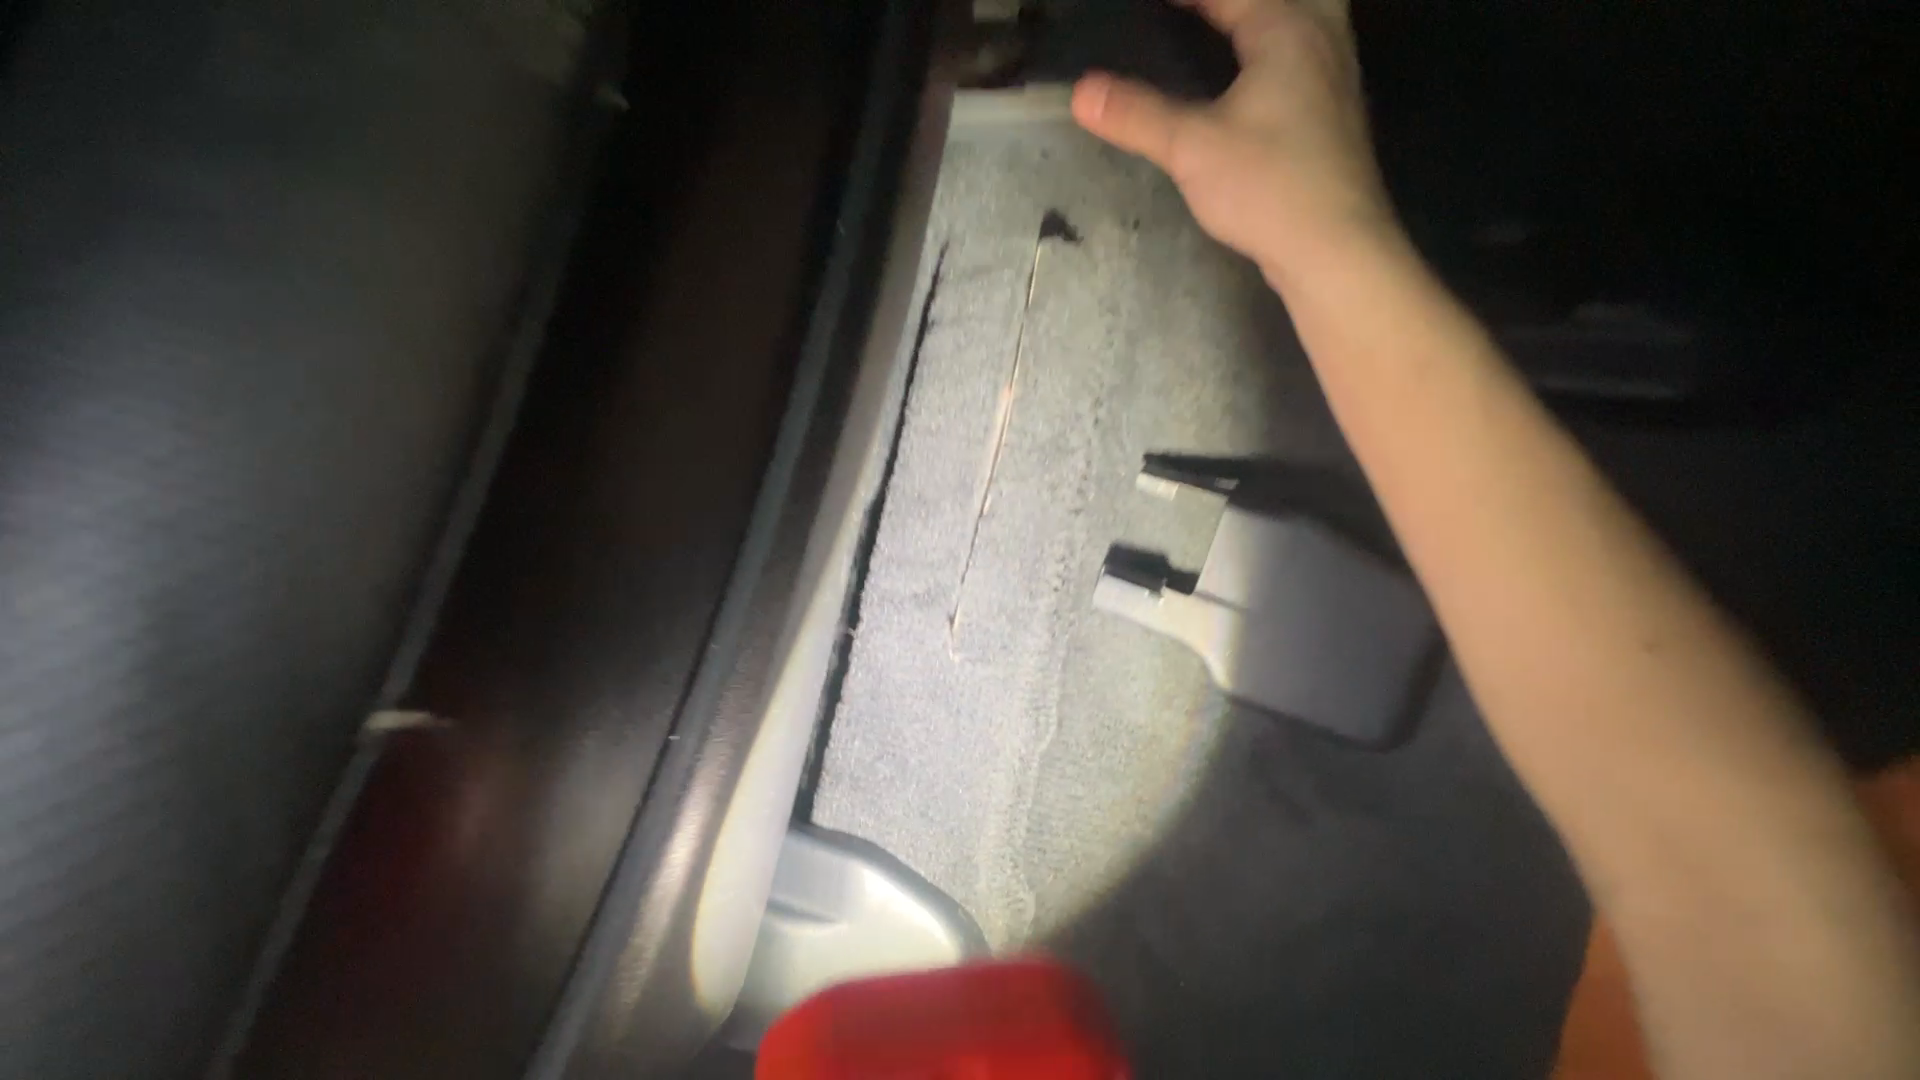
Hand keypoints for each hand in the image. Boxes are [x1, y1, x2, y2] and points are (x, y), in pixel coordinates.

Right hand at [1070, 0, 1400, 285]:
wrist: (1335, 246)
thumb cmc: (1267, 186)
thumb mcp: (1191, 148)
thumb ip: (1137, 114)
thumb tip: (1080, 91)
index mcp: (1286, 28)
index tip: (1148, 4)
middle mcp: (1319, 37)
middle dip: (1228, 5)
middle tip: (1194, 14)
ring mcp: (1334, 73)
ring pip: (1303, 16)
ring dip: (1264, 16)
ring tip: (1227, 28)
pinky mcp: (1334, 111)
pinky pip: (1305, 49)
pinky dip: (1276, 41)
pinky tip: (1259, 71)